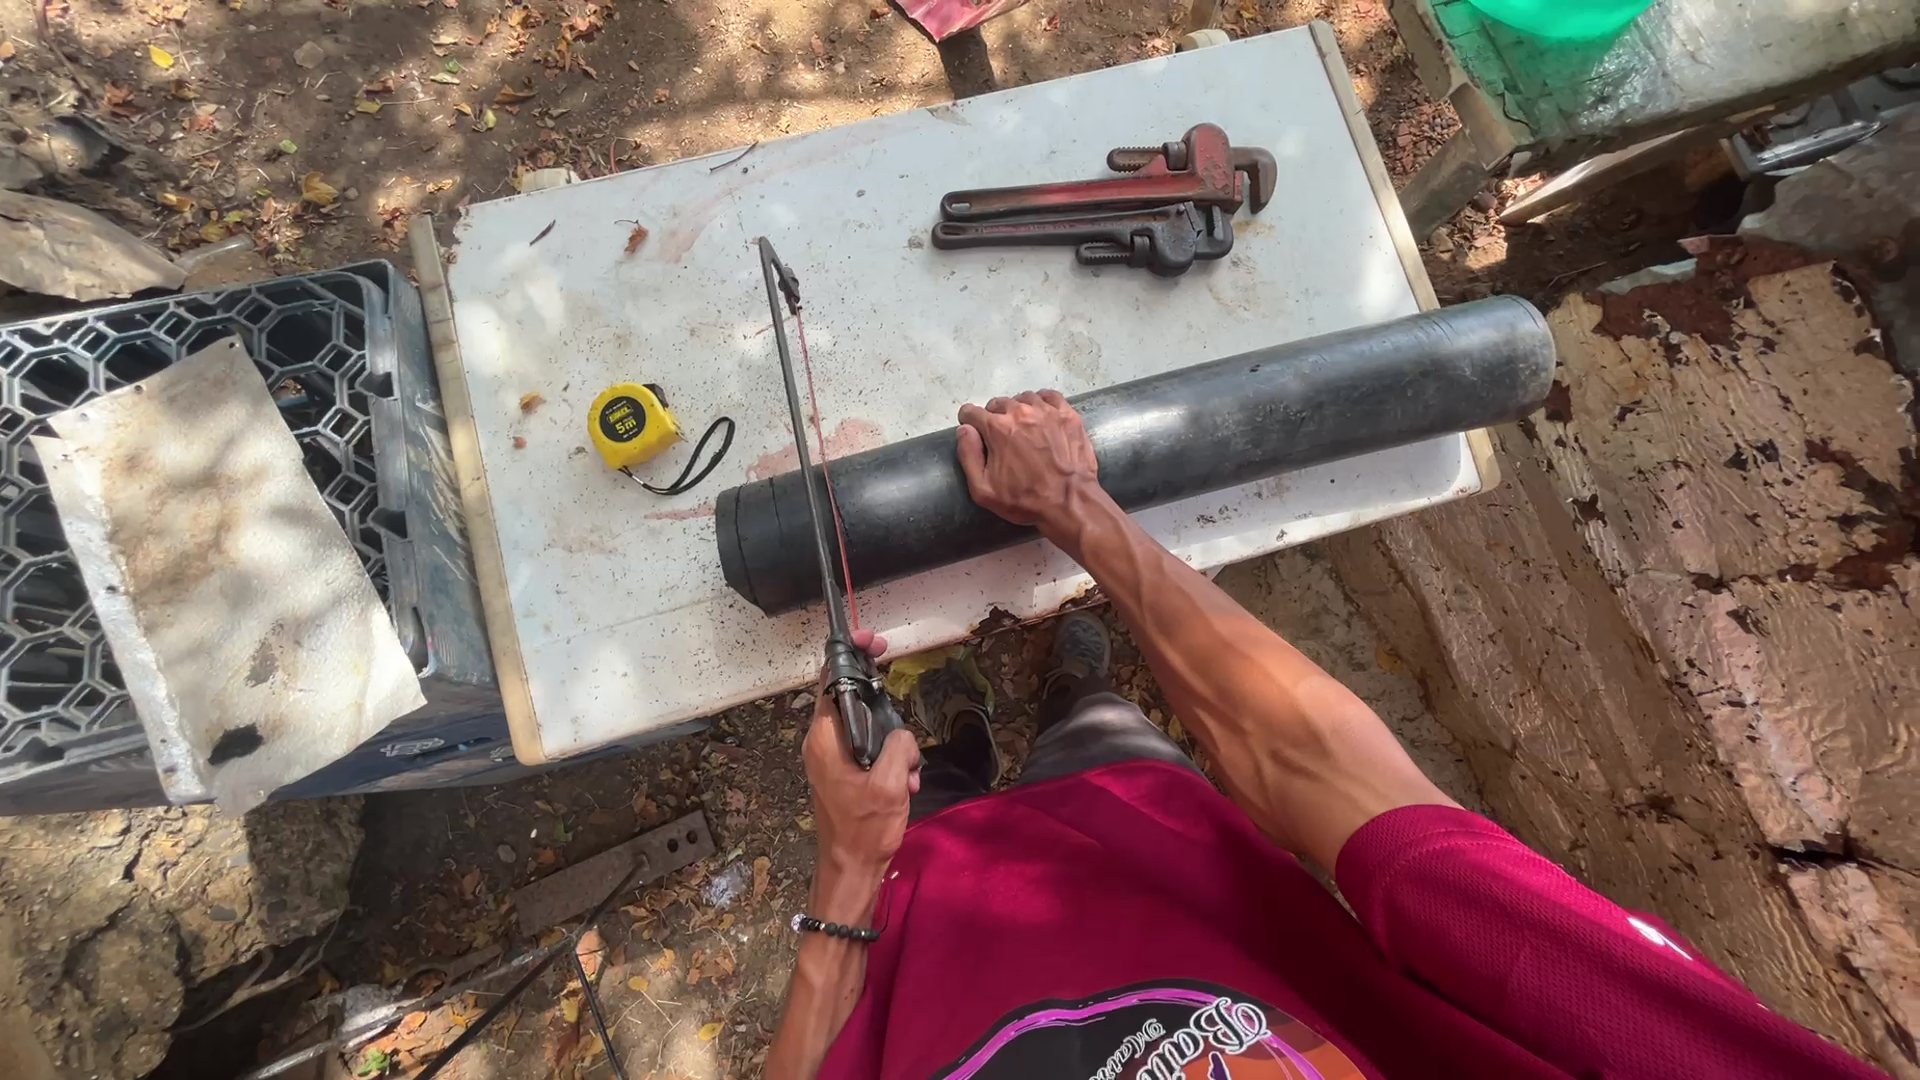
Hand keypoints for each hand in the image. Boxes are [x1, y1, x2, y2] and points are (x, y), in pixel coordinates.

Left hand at [802, 629, 920, 889]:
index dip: (850, 654)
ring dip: (892, 738)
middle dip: (880, 697)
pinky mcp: (842, 772)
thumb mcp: (890, 783)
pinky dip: (888, 757)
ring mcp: (831, 758)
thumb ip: (898, 744)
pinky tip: (906, 781)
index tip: (872, 640)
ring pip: (864, 725)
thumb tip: (900, 733)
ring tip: (910, 768)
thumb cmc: (864, 828)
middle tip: (902, 697)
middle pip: (848, 697)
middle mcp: (822, 742)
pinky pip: (866, 748)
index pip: (831, 679)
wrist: (849, 873)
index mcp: (825, 738)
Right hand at [956, 390, 1101, 535]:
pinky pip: (1050, 397)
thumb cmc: (1025, 500)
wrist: (1069, 503)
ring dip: (1018, 409)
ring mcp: (1047, 411)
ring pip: (1024, 398)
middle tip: (1001, 437)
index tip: (975, 433)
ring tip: (1023, 427)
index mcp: (997, 428)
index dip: (969, 422)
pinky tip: (1042, 415)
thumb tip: (964, 430)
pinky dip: (1042, 402)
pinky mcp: (1068, 415)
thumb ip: (968, 456)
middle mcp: (1020, 412)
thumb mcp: (983, 490)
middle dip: (994, 417)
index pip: (972, 412)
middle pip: (998, 403)